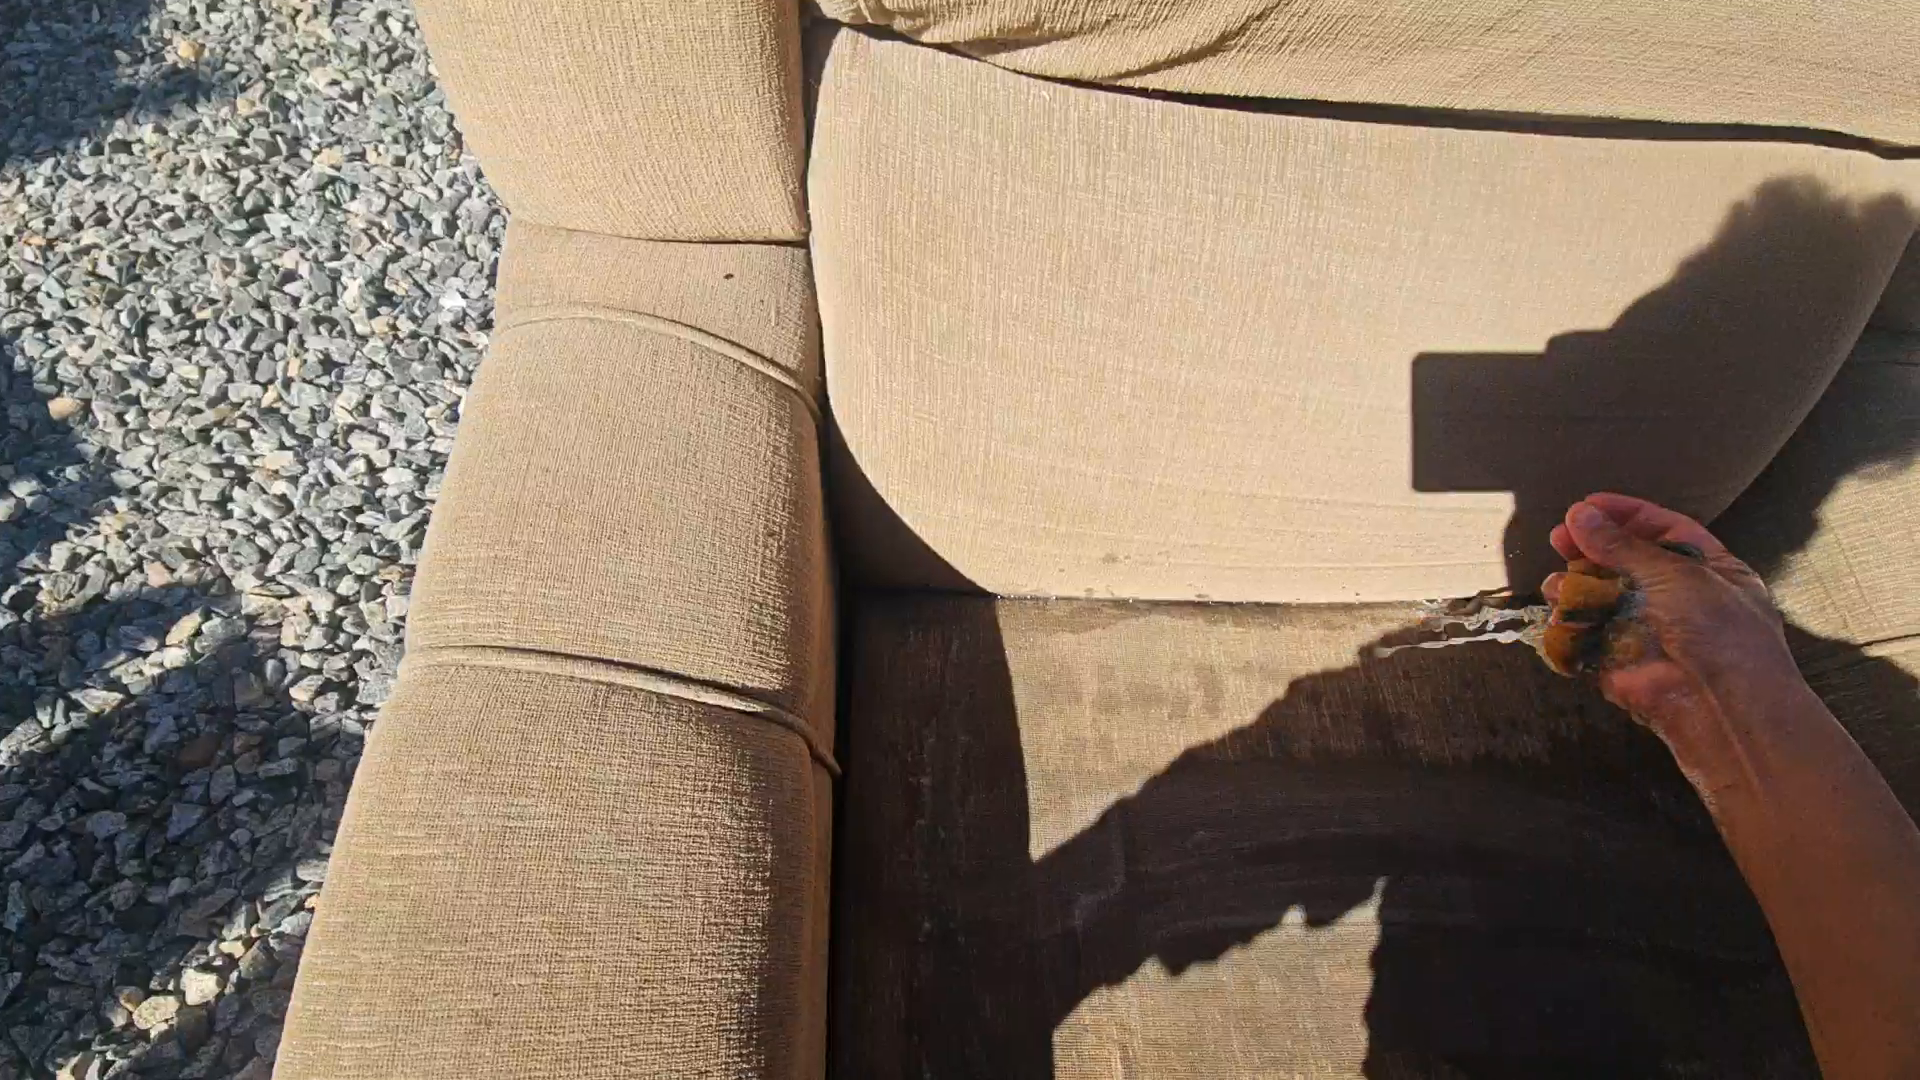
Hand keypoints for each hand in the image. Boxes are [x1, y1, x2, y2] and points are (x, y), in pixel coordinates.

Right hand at [1543, 493, 1800, 738]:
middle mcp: (1671, 593)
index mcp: (1705, 570)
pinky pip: (1577, 623)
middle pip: (1619, 557)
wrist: (1713, 701)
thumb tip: (1579, 513)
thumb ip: (1620, 544)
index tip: (1586, 504)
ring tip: (1562, 585)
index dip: (1625, 513)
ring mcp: (1637, 621)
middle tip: (1559, 537)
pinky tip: (1564, 612)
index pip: (1662, 529)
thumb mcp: (1675, 574)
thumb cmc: (1717, 631)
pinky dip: (1566, 617)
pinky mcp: (1608, 647)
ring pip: (1592, 589)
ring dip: (1573, 583)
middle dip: (1588, 546)